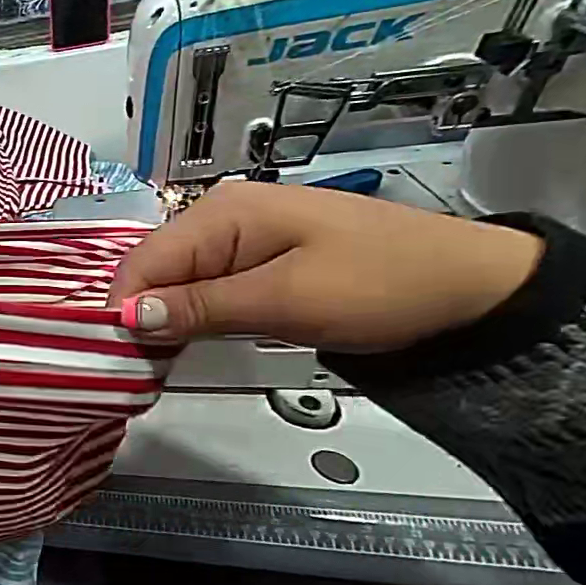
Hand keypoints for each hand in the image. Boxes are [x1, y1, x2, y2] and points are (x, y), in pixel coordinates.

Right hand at [108, 180, 543, 352]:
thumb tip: (129, 315)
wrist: (468, 288)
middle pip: (156, 268)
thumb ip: (202, 305)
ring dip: (165, 319)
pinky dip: (193, 315)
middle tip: (138, 371)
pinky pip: (206, 286)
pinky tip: (188, 341)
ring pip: (178, 280)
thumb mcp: (286, 299)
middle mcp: (220, 217)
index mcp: (222, 213)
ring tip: (157, 363)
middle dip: (142, 315)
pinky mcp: (257, 261)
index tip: (117, 361)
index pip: (144, 260)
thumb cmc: (379, 286)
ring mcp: (239, 238)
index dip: (123, 308)